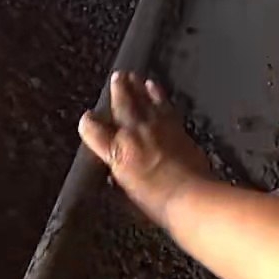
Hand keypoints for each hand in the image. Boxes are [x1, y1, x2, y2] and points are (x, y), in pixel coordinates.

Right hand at [78, 73, 211, 222]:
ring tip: (131, 75)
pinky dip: (157, 94)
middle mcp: (133, 135)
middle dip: (117, 90)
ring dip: (136, 87)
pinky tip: (153, 87)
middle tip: (115, 77)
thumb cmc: (159, 203)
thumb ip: (122, 174)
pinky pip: (163, 104)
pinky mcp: (174, 127)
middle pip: (121, 105)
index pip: (93, 131)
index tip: (87, 119)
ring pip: (142, 100)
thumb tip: (119, 169)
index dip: (88, 123)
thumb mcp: (129, 193)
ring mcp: (155, 127)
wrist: (191, 196)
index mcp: (116, 154)